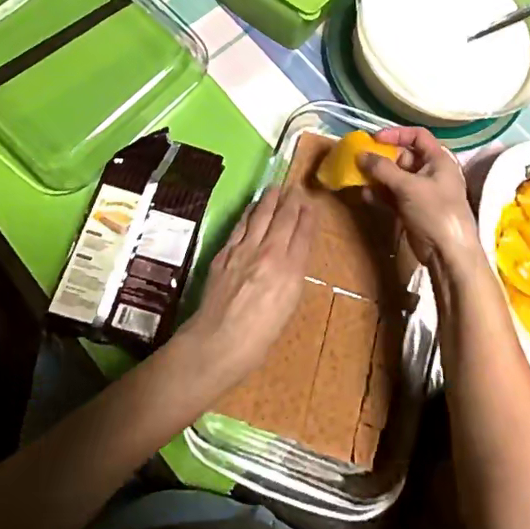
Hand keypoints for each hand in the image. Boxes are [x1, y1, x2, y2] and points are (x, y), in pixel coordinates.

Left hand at [180, 182, 313, 384]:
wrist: (218, 340)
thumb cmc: (260, 336)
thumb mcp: (288, 305)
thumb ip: (292, 276)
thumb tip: (292, 258)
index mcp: (291, 270)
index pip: (303, 234)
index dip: (308, 216)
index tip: (311, 203)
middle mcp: (269, 253)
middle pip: (283, 219)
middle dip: (292, 201)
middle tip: (296, 188)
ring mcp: (244, 250)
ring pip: (260, 216)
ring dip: (269, 200)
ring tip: (275, 189)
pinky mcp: (224, 253)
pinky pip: (240, 226)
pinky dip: (249, 213)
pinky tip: (252, 208)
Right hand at [357, 126, 478, 267]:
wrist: (448, 252)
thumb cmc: (435, 211)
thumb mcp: (408, 186)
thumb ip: (383, 169)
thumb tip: (360, 155)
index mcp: (438, 160)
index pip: (418, 136)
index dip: (397, 134)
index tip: (374, 139)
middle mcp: (431, 172)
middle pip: (404, 156)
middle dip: (382, 158)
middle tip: (360, 160)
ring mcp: (421, 192)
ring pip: (395, 177)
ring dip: (377, 176)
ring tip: (357, 177)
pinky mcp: (412, 209)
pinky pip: (392, 195)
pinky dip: (379, 194)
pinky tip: (364, 195)